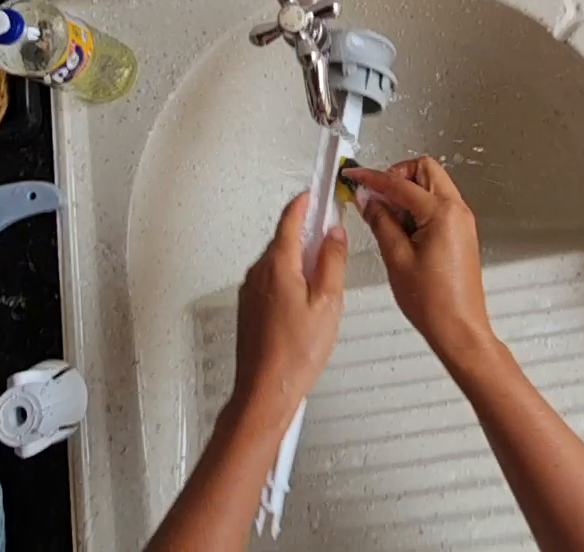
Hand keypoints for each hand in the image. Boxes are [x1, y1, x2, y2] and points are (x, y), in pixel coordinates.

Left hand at [230, 191, 347, 429]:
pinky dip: (290, 278)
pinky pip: (272, 279)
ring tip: (324, 282)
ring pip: (279, 261)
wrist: (265, 391)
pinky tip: (307, 301)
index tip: (317, 191)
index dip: (305, 202)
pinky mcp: (250, 307)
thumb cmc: (295, 354)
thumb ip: (332, 262)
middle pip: (285, 239)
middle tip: (331, 238)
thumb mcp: (328, 302)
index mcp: (278, 265)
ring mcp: (251, 290)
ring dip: (300, 259)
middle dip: (308, 234)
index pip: (290, 219)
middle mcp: (259, 273)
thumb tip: (334, 234)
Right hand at [344, 157, 497, 367]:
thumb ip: (380, 221)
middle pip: (424, 170)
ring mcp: (461, 220)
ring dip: (406, 191)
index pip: (400, 182)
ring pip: (431, 185)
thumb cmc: (434, 302)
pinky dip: (416, 206)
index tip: (355, 175)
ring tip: (384, 215)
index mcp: (442, 213)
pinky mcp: (460, 232)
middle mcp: (457, 210)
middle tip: (374, 194)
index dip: (372, 177)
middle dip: (396, 175)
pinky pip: (437, 204)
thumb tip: (368, 200)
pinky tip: (399, 226)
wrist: (459, 330)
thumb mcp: (396, 257)